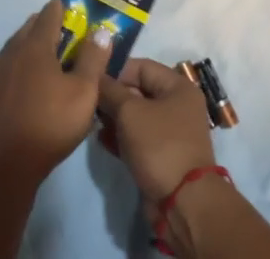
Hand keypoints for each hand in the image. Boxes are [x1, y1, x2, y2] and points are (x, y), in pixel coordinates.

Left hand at [0, 0, 113, 182]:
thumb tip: (101, 31)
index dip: (60, 8)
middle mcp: (14, 52)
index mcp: (36, 47)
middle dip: (44, 22)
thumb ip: (93, 59)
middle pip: (29, 28)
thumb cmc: (52, 121)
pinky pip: (10, 63)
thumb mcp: (84, 91)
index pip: (48, 17)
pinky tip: (28, 73)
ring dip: (31, 40)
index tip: (68, 3)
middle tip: (60, 23)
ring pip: (17, 45)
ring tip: (46, 46)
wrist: (9, 160)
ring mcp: (0, 72)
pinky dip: (22, 59)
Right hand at [96, 58, 217, 207]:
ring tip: (92, 121)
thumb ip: (110, 91)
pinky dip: (120, 136)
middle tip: (87, 101)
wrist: (182, 202)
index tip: (90, 77)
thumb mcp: (130, 112)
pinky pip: (137, 137)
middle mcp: (177, 105)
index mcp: (178, 87)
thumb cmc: (159, 145)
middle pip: (138, 91)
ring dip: (113, 118)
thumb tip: (96, 77)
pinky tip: (101, 139)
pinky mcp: (161, 154)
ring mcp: (170, 132)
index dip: (115, 70)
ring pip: (135, 116)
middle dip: (112, 96)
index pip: (141, 66)